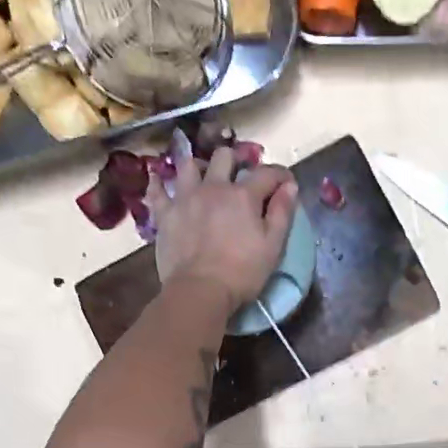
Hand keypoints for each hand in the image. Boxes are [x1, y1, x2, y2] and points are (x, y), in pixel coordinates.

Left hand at [149, 146, 297, 308]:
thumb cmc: (243, 272)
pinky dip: (159, 182)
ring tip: (204, 174)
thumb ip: (282, 213)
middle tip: (242, 172)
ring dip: (200, 165)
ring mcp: (185, 198)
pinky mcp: (165, 213)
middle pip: (224, 157)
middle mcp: (213, 187)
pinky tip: (159, 179)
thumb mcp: (273, 245)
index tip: (287, 181)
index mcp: (243, 195)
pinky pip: (157, 190)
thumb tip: (289, 186)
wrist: (200, 290)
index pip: (267, 173)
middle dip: (237, 159)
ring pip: (189, 165)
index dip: (280, 174)